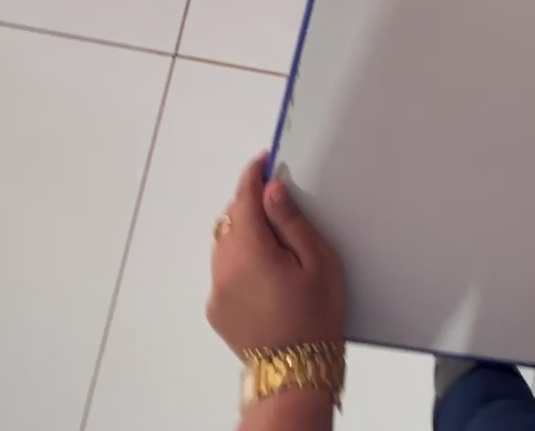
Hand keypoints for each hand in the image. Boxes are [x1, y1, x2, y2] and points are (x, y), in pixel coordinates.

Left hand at [208, 154, 346, 353]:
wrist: (297, 373)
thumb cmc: (316, 315)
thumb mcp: (318, 260)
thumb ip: (291, 221)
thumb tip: (271, 189)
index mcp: (251, 254)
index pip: (243, 200)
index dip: (253, 175)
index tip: (264, 160)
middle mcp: (224, 270)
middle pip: (230, 219)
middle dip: (250, 202)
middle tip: (279, 198)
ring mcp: (217, 292)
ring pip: (224, 243)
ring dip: (244, 230)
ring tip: (277, 237)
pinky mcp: (217, 309)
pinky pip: (224, 268)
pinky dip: (240, 256)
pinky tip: (267, 267)